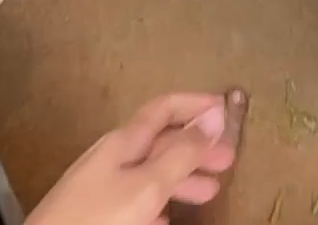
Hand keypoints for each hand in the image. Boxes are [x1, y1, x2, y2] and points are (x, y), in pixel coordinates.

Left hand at [26, 90, 244, 224]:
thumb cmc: (96, 223)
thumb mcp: (147, 187)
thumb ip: (183, 152)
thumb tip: (215, 114)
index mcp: (123, 142)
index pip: (164, 107)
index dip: (196, 104)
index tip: (227, 112)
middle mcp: (110, 159)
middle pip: (161, 142)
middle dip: (196, 148)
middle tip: (228, 162)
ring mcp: (97, 191)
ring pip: (149, 174)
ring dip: (182, 179)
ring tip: (209, 194)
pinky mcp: (90, 220)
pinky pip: (133, 202)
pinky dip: (158, 204)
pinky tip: (167, 220)